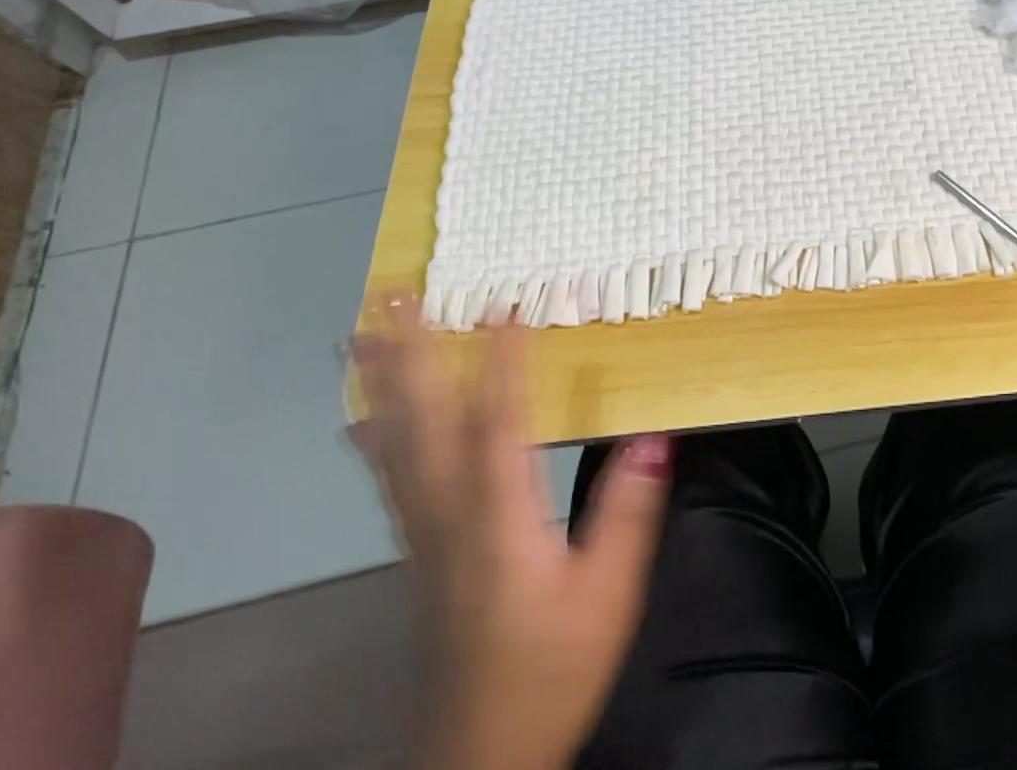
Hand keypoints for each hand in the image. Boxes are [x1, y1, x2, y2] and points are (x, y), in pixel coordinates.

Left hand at [352, 297, 671, 769]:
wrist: (481, 742)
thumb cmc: (553, 664)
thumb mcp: (608, 591)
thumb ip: (627, 512)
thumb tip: (656, 435)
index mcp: (499, 517)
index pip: (498, 421)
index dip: (502, 360)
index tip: (505, 305)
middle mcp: (449, 513)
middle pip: (422, 419)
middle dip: (408, 351)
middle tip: (393, 292)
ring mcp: (423, 532)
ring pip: (393, 442)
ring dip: (379, 382)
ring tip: (361, 331)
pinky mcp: (417, 551)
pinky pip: (389, 477)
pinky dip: (373, 437)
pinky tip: (361, 422)